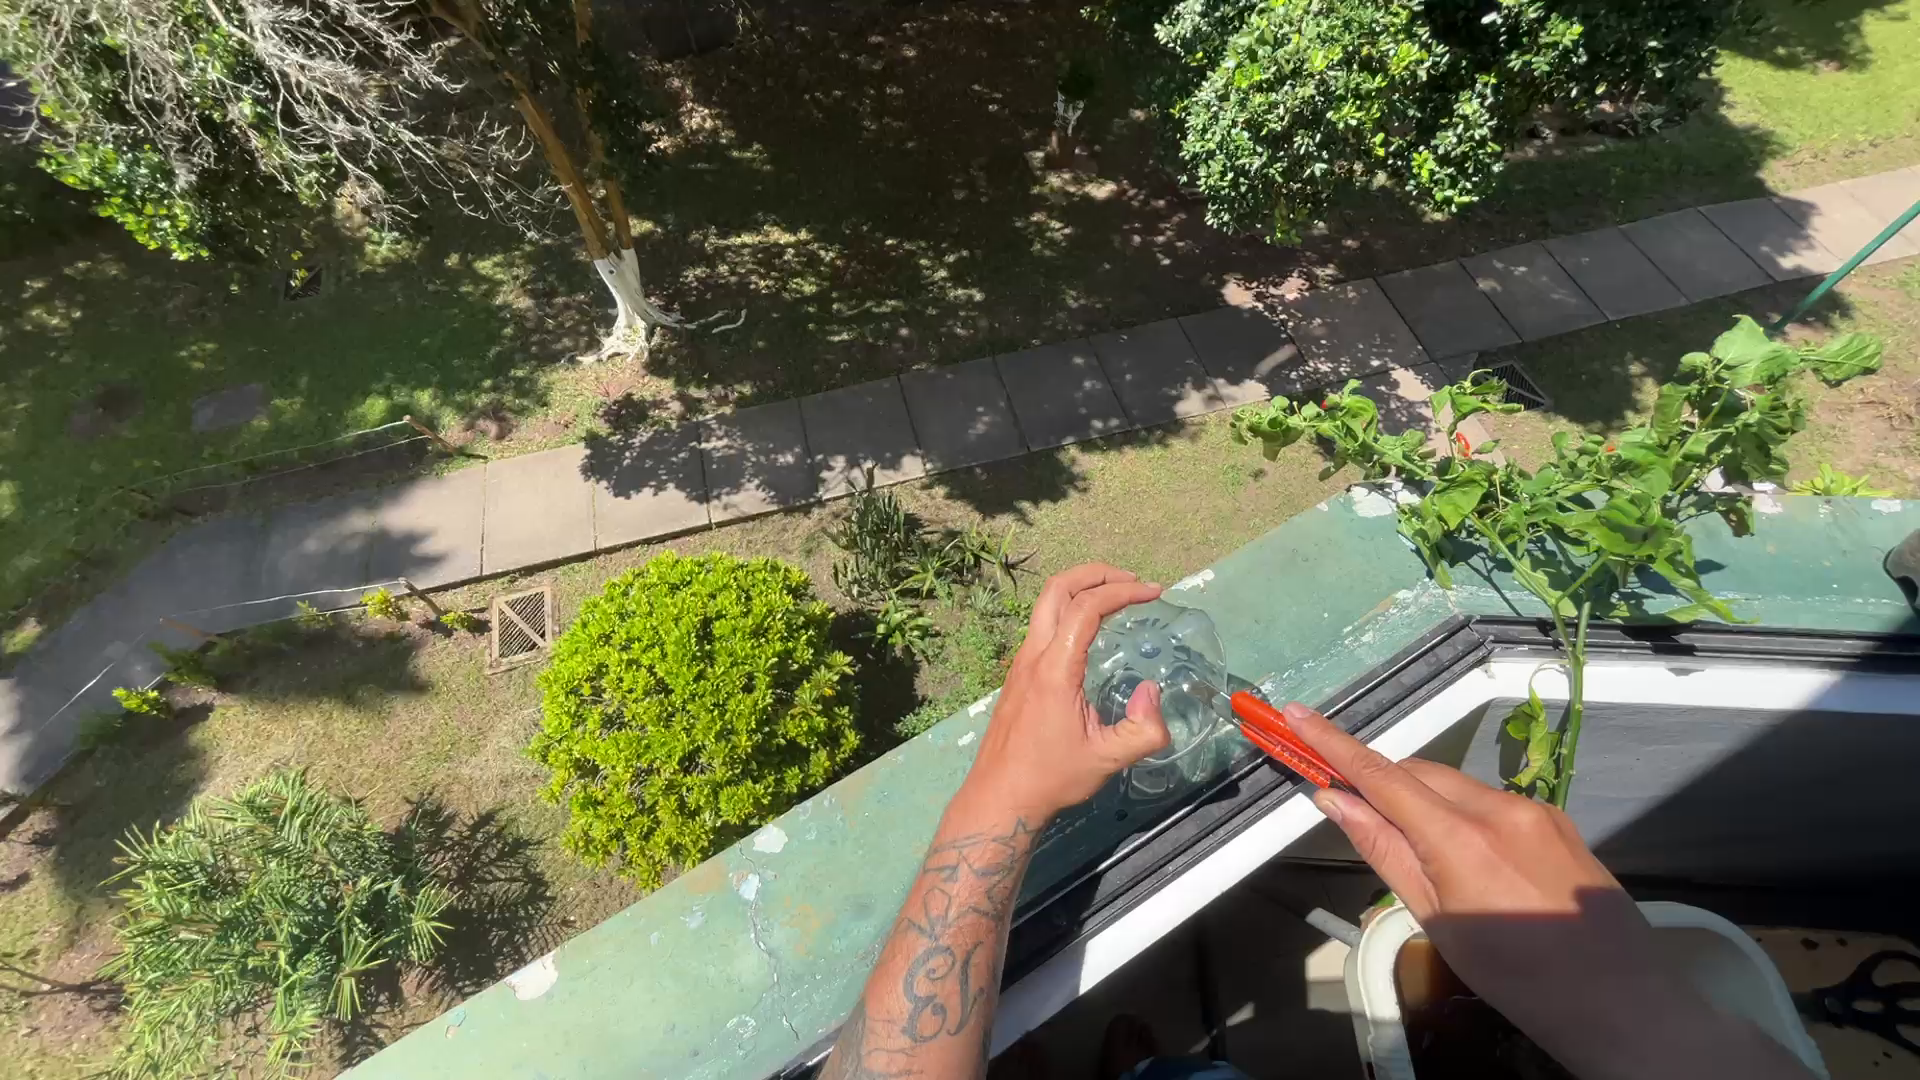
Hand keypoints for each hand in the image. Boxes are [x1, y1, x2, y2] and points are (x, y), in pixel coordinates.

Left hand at [959, 563, 1170, 820]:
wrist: (1000, 794)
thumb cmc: (1050, 777)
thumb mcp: (1107, 760)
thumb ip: (1144, 730)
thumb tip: (1152, 692)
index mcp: (1054, 669)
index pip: (1085, 608)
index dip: (1121, 591)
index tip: (1154, 593)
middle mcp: (1033, 654)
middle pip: (1057, 588)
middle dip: (1097, 573)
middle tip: (1133, 582)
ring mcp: (1021, 660)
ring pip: (1046, 602)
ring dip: (1081, 588)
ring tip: (1117, 597)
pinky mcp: (1018, 670)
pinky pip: (1044, 622)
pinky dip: (1070, 608)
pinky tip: (1093, 629)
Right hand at [1285, 703, 1814, 1079]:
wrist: (1632, 1011)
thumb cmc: (1517, 975)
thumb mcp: (1436, 919)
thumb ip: (1383, 849)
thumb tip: (1332, 800)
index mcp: (1459, 837)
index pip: (1379, 774)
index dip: (1331, 742)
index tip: (1294, 714)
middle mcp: (1497, 807)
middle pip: (1415, 771)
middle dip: (1379, 779)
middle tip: (1352, 804)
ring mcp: (1533, 809)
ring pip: (1450, 782)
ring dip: (1419, 796)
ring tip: (1421, 847)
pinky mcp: (1556, 819)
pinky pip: (1485, 797)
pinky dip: (1456, 808)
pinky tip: (1468, 853)